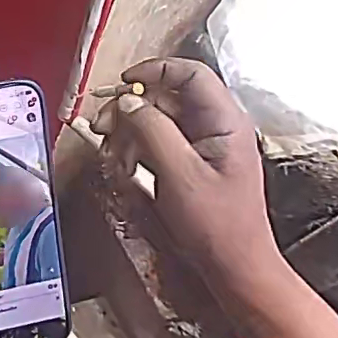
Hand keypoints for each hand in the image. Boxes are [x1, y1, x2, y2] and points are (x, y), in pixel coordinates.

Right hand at [92, 58, 288, 305]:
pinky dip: (137, 151)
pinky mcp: (190, 163)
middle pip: (167, 97)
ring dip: (130, 133)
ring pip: (157, 121)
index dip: (155, 70)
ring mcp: (202, 146)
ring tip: (115, 156)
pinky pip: (158, 143)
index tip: (124, 82)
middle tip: (103, 127)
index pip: (190, 74)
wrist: (233, 266)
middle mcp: (215, 127)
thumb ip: (152, 130)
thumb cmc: (217, 224)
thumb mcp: (180, 173)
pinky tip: (126, 168)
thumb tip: (127, 101)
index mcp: (224, 121)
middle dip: (131, 110)